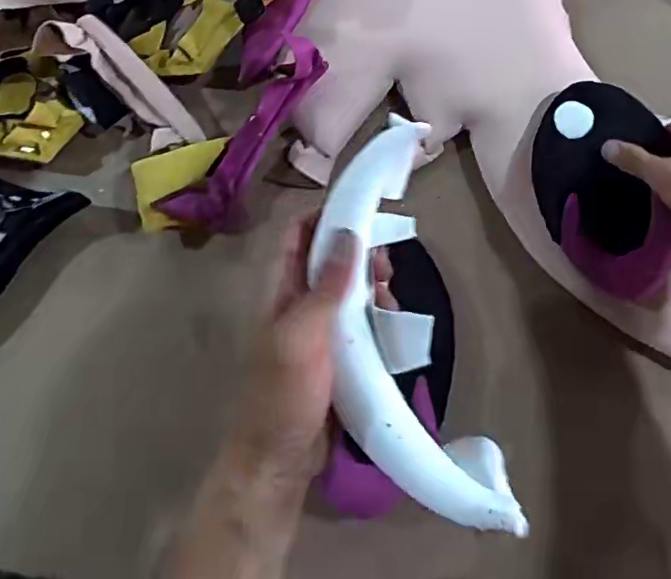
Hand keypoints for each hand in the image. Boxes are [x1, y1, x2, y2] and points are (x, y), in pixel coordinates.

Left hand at [231, 208, 396, 488]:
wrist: (279, 462)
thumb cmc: (283, 395)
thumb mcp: (303, 336)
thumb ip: (326, 285)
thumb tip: (350, 232)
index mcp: (280, 289)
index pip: (298, 233)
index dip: (326, 214)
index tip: (364, 209)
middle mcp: (298, 299)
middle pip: (331, 254)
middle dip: (361, 250)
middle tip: (386, 264)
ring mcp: (319, 324)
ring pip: (350, 284)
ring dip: (373, 281)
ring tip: (391, 294)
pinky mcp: (338, 347)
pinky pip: (361, 314)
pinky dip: (378, 309)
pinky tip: (391, 318)